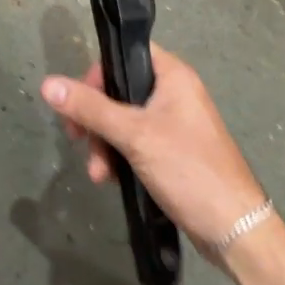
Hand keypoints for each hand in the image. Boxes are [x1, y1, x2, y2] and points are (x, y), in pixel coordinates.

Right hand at [40, 45, 265, 242]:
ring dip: (103, 144)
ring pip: (123, 120)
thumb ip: (90, 108)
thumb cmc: (189, 169)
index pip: (125, 54)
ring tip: (97, 172)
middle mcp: (174, 94)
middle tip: (76, 138)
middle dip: (94, 118)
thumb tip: (47, 84)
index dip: (97, 72)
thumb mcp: (134, 135)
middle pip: (118, 90)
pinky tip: (110, 179)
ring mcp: (174, 125)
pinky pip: (135, 143)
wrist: (236, 230)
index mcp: (173, 77)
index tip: (78, 100)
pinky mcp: (173, 153)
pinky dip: (118, 157)